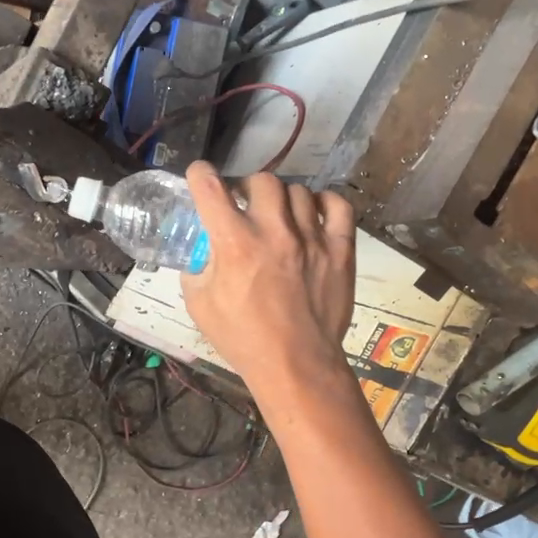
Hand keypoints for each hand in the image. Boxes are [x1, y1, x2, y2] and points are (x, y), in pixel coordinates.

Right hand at [180, 163, 356, 385]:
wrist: (295, 363)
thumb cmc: (240, 337)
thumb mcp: (199, 304)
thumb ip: (197, 269)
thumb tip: (201, 253)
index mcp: (233, 244)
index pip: (211, 189)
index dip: (200, 174)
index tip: (199, 175)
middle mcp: (273, 232)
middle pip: (261, 180)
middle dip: (246, 186)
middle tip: (242, 202)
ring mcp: (311, 238)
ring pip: (298, 191)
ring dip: (281, 197)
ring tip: (277, 213)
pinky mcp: (340, 250)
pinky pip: (338, 206)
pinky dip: (323, 202)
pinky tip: (312, 213)